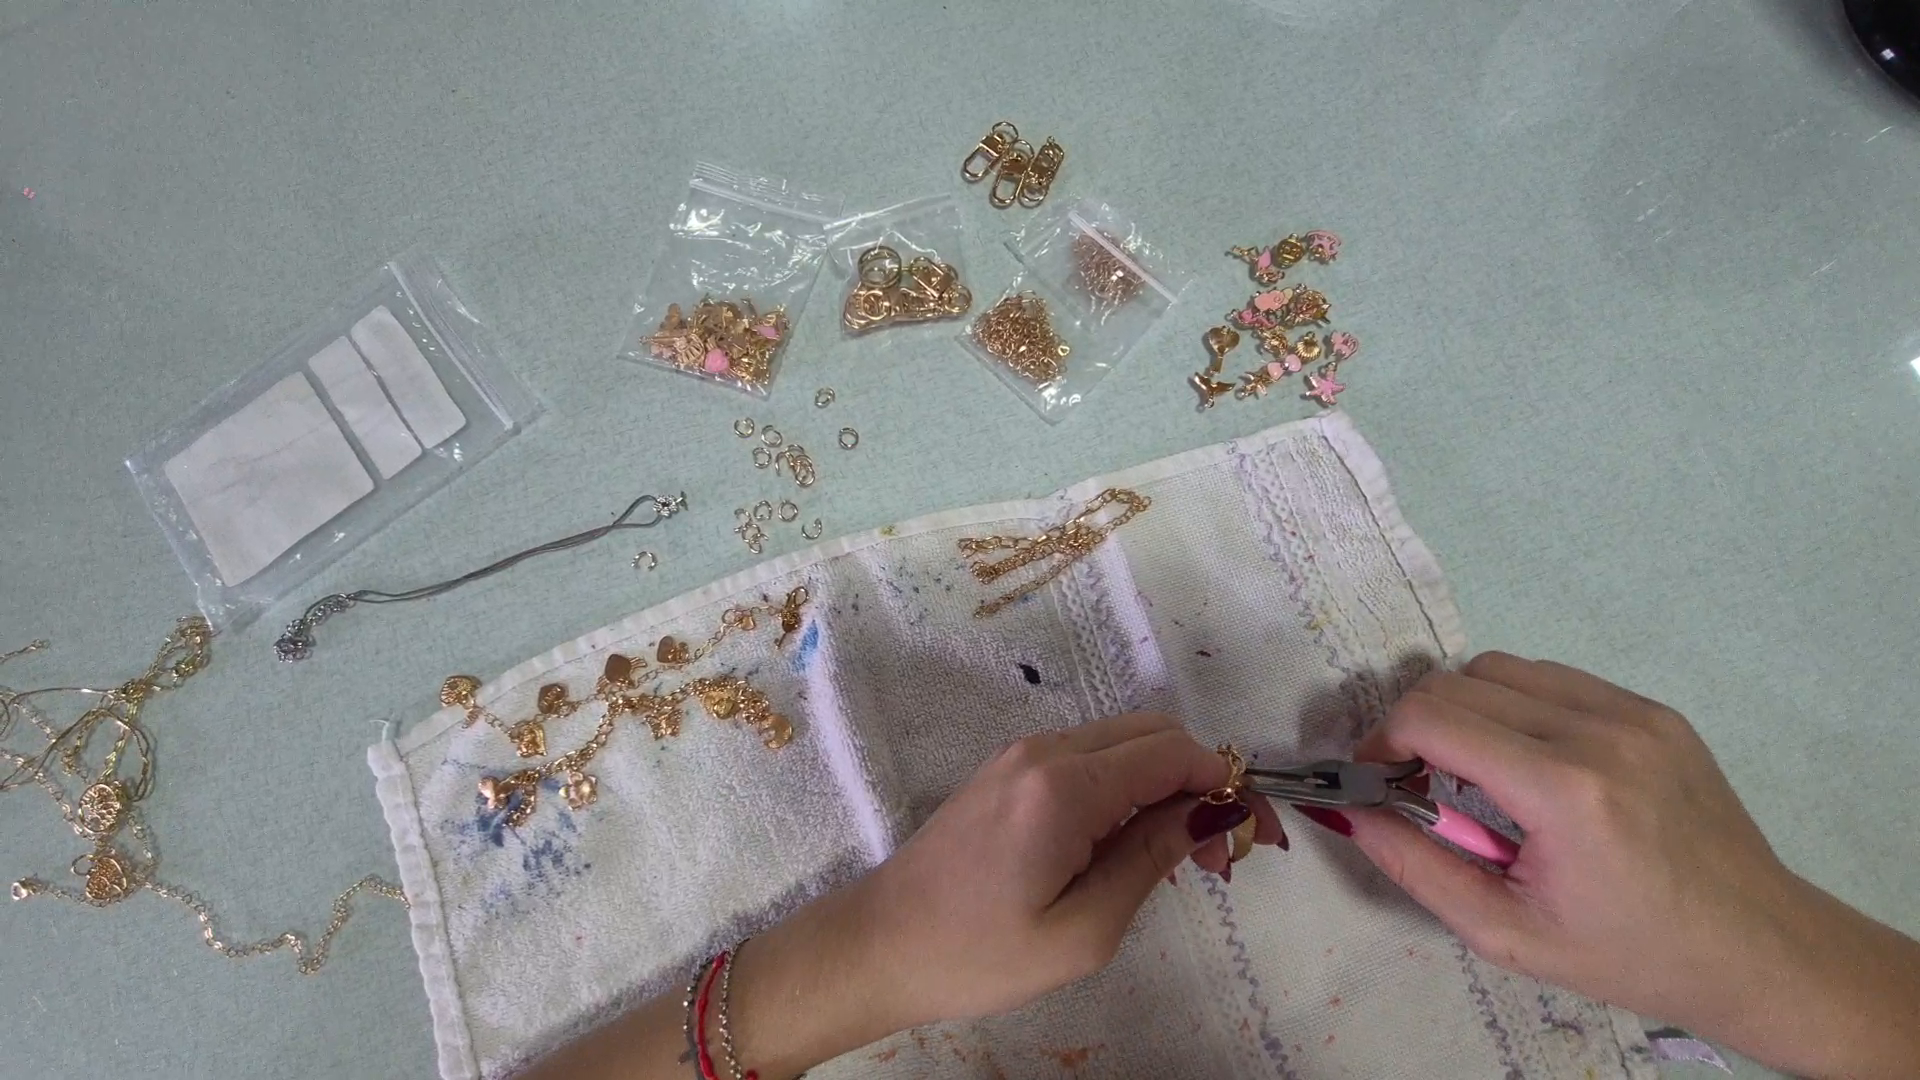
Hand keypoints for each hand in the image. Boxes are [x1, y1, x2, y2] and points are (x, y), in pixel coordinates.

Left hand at [528, 713, 1282, 1079]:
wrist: (867, 944)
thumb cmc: (973, 953)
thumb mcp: (1083, 923)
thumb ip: (1148, 856)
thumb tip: (1199, 810)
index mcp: (1060, 779)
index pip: (1169, 744)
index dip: (1217, 775)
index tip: (1244, 821)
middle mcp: (1037, 744)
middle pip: (1143, 729)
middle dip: (1191, 770)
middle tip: (1212, 842)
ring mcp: (1017, 751)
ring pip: (1113, 737)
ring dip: (1153, 776)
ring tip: (1168, 849)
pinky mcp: (1002, 767)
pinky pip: (1083, 754)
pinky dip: (1118, 780)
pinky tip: (1120, 835)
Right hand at [1330, 652, 1919, 1078]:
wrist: (1773, 957)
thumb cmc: (1630, 954)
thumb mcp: (1505, 934)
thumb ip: (1411, 865)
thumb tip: (1344, 807)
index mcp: (1564, 793)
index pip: (1429, 718)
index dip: (1382, 741)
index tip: (1378, 776)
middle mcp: (1598, 733)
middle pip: (1449, 685)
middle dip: (1410, 724)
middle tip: (1416, 774)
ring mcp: (1631, 712)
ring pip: (1491, 667)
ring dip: (1457, 706)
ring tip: (1471, 761)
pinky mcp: (1650, 708)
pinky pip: (1541, 675)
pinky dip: (1505, 700)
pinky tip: (1522, 750)